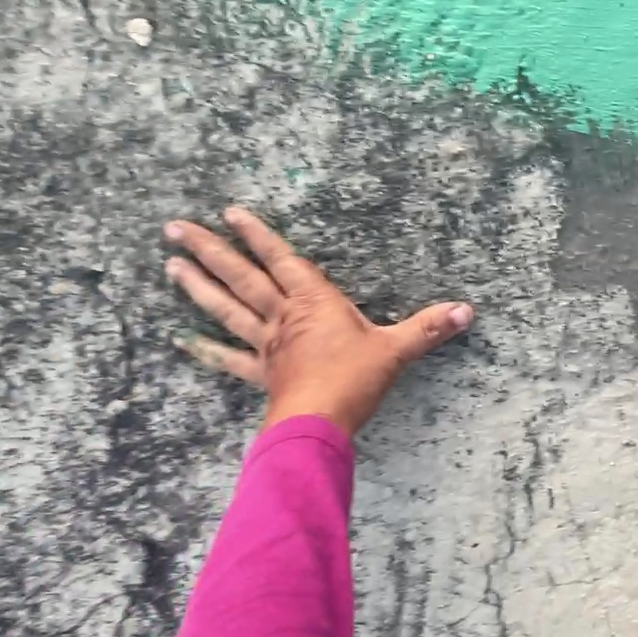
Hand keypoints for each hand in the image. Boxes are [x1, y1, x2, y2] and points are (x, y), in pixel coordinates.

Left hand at [163, 206, 474, 434]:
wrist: (319, 424)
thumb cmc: (355, 381)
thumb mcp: (398, 350)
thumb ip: (429, 328)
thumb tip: (467, 311)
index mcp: (315, 304)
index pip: (283, 261)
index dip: (258, 236)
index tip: (230, 213)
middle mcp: (285, 318)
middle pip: (242, 278)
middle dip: (210, 251)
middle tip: (175, 227)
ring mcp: (268, 346)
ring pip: (227, 309)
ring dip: (198, 287)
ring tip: (169, 264)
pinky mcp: (262, 374)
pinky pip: (228, 359)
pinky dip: (205, 350)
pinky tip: (181, 340)